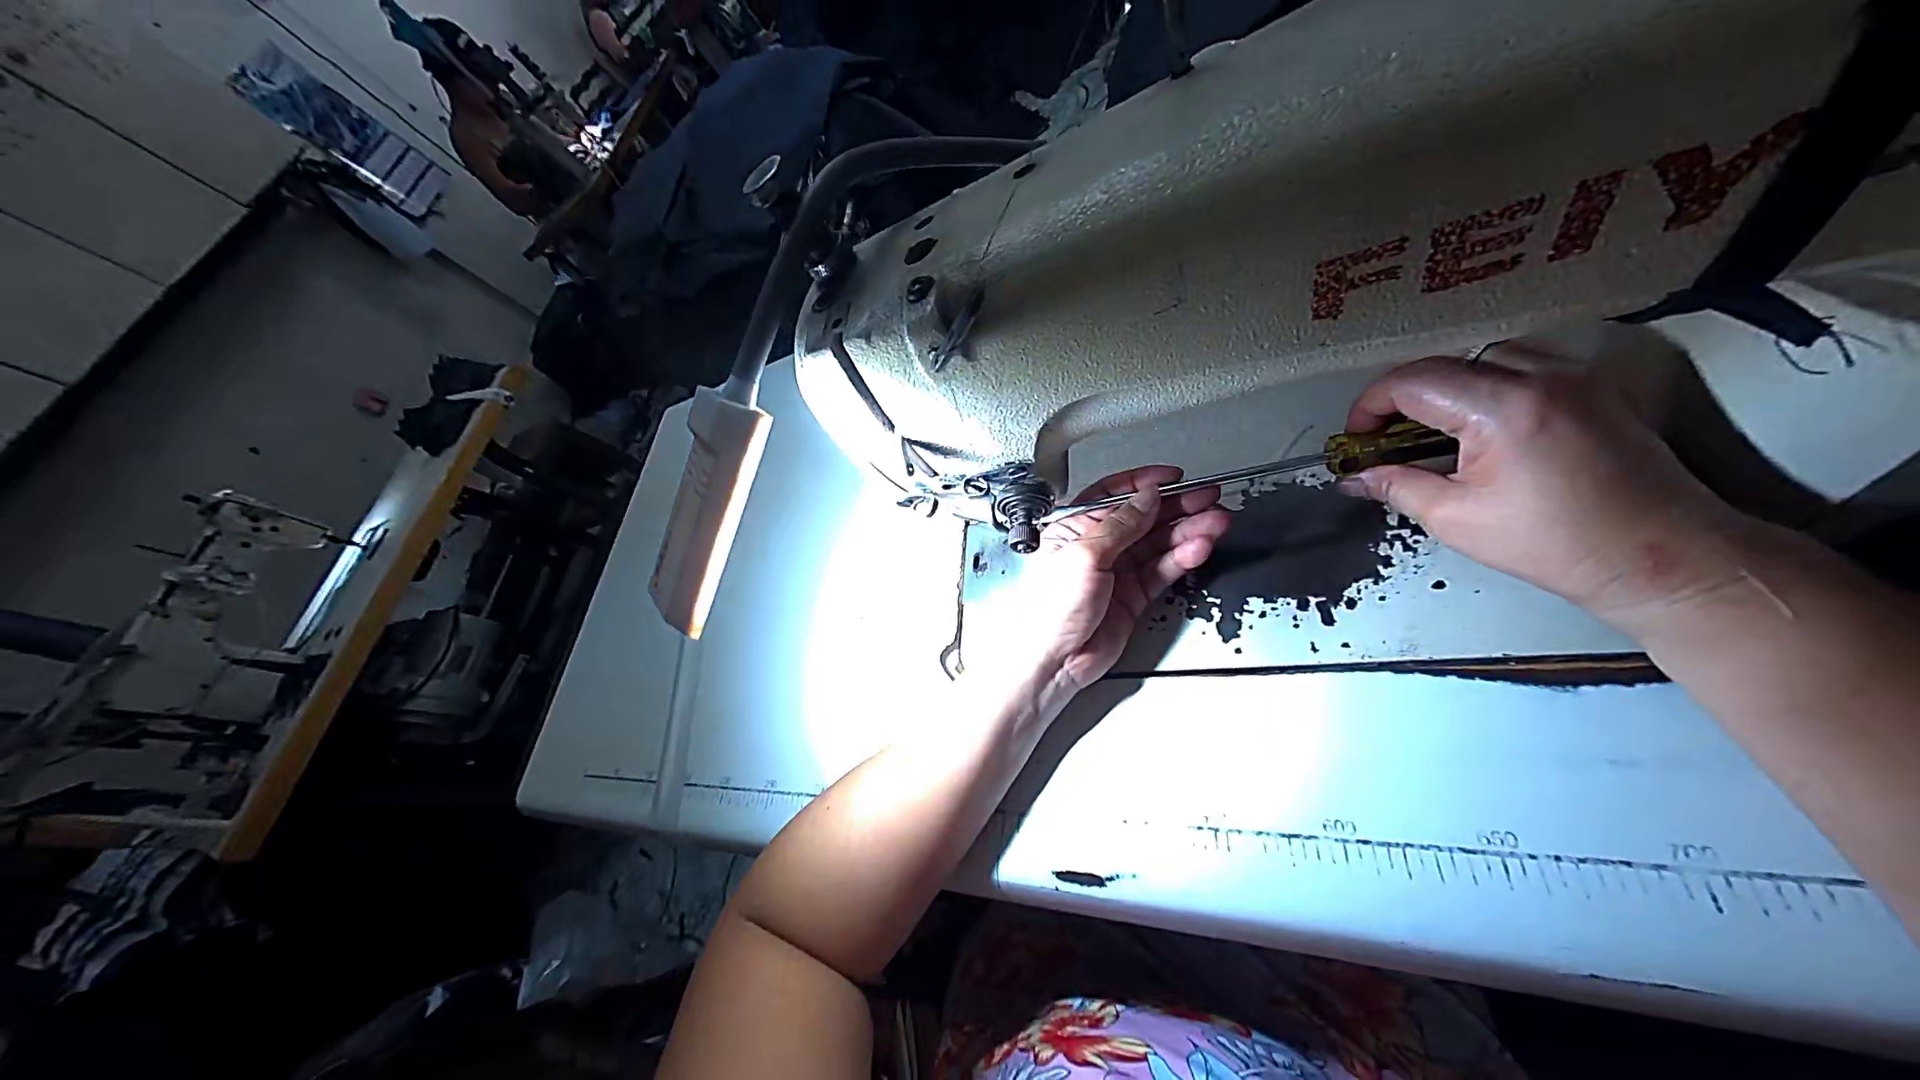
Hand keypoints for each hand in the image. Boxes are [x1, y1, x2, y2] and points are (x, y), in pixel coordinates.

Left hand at [971, 467, 1230, 712]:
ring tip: (1214, 522)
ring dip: (1188, 531)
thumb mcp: (1084, 556)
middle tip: (1207, 497)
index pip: (1113, 496)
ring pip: (1158, 543)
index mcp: (1073, 528)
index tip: (1171, 478)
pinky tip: (1198, 547)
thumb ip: (1120, 525)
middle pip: (1143, 518)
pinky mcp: (1134, 595)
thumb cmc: (1049, 612)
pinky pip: (1163, 569)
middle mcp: (1096, 547)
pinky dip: (1182, 557)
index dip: (1144, 484)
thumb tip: (1146, 497)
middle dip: (1177, 506)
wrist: (1054, 661)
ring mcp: (1117, 571)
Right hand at [1341, 345, 1748, 620]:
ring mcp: (1576, 379)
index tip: (1357, 436)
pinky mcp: (1594, 391)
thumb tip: (1359, 477)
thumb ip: (1398, 487)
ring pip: (1485, 359)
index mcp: (1504, 409)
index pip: (1412, 381)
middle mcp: (1544, 379)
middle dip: (1403, 397)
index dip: (1370, 406)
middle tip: (1385, 438)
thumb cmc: (1560, 544)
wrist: (1659, 556)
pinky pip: (1525, 368)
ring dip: (1446, 388)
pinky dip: (1487, 387)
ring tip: (1430, 431)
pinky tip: (1479, 426)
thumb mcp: (1456, 519)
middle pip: (1446, 364)